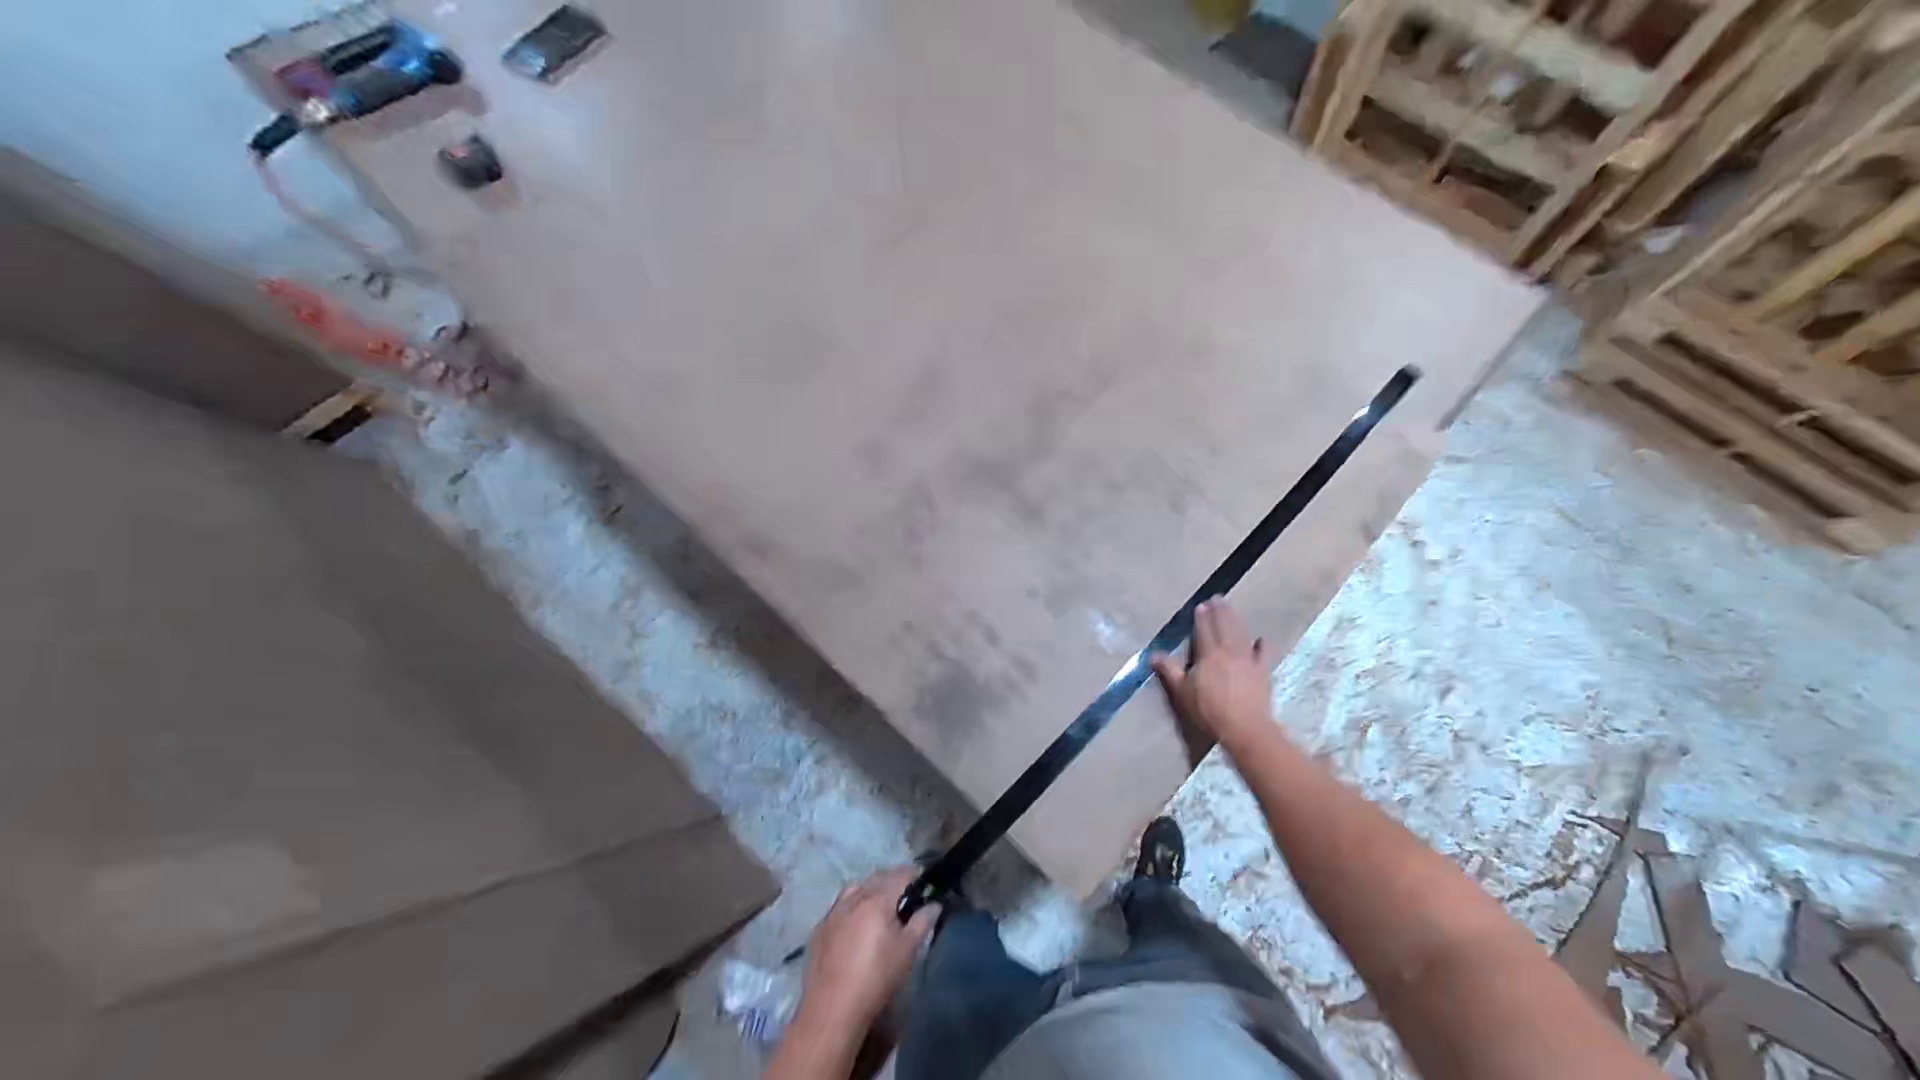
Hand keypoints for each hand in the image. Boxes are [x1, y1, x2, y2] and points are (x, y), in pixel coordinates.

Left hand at [797, 868, 939, 1031]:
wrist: (832, 1008)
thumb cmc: (876, 978)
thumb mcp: (907, 951)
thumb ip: (922, 922)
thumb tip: (934, 904)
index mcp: (877, 899)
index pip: (899, 874)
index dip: (914, 874)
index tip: (924, 881)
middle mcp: (853, 898)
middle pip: (877, 877)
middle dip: (893, 880)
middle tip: (906, 895)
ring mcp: (833, 912)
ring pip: (855, 888)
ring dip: (870, 890)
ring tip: (880, 907)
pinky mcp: (819, 928)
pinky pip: (839, 906)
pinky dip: (852, 906)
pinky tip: (855, 925)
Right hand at [1151, 598, 1275, 749]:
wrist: (1244, 727)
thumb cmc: (1209, 709)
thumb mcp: (1182, 691)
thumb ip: (1169, 670)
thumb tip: (1153, 653)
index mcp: (1208, 654)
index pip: (1204, 630)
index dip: (1202, 617)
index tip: (1201, 605)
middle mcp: (1229, 651)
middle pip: (1224, 626)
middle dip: (1220, 611)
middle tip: (1218, 598)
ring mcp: (1248, 660)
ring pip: (1241, 633)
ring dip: (1236, 619)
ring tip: (1232, 609)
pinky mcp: (1262, 671)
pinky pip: (1263, 653)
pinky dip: (1261, 644)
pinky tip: (1261, 639)